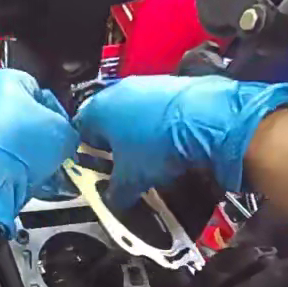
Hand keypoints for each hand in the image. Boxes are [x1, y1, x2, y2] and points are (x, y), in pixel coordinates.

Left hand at [0, 67, 77, 234]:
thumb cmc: (19, 148)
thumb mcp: (64, 133)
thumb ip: (70, 127)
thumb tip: (68, 134)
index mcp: (7, 78)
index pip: (42, 91)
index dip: (58, 113)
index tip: (64, 130)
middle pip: (24, 113)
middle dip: (39, 132)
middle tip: (53, 150)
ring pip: (10, 134)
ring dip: (24, 149)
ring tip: (37, 167)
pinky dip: (8, 162)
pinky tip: (20, 174)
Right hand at [72, 75, 287, 206]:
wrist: (206, 119)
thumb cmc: (157, 144)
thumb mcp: (131, 179)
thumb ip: (116, 193)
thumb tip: (115, 202)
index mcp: (98, 109)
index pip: (81, 133)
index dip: (89, 157)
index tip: (99, 173)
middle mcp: (119, 90)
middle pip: (110, 124)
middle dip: (117, 149)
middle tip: (127, 171)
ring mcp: (148, 84)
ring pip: (136, 117)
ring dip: (141, 138)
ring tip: (154, 162)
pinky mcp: (174, 86)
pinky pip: (160, 112)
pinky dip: (163, 129)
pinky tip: (175, 146)